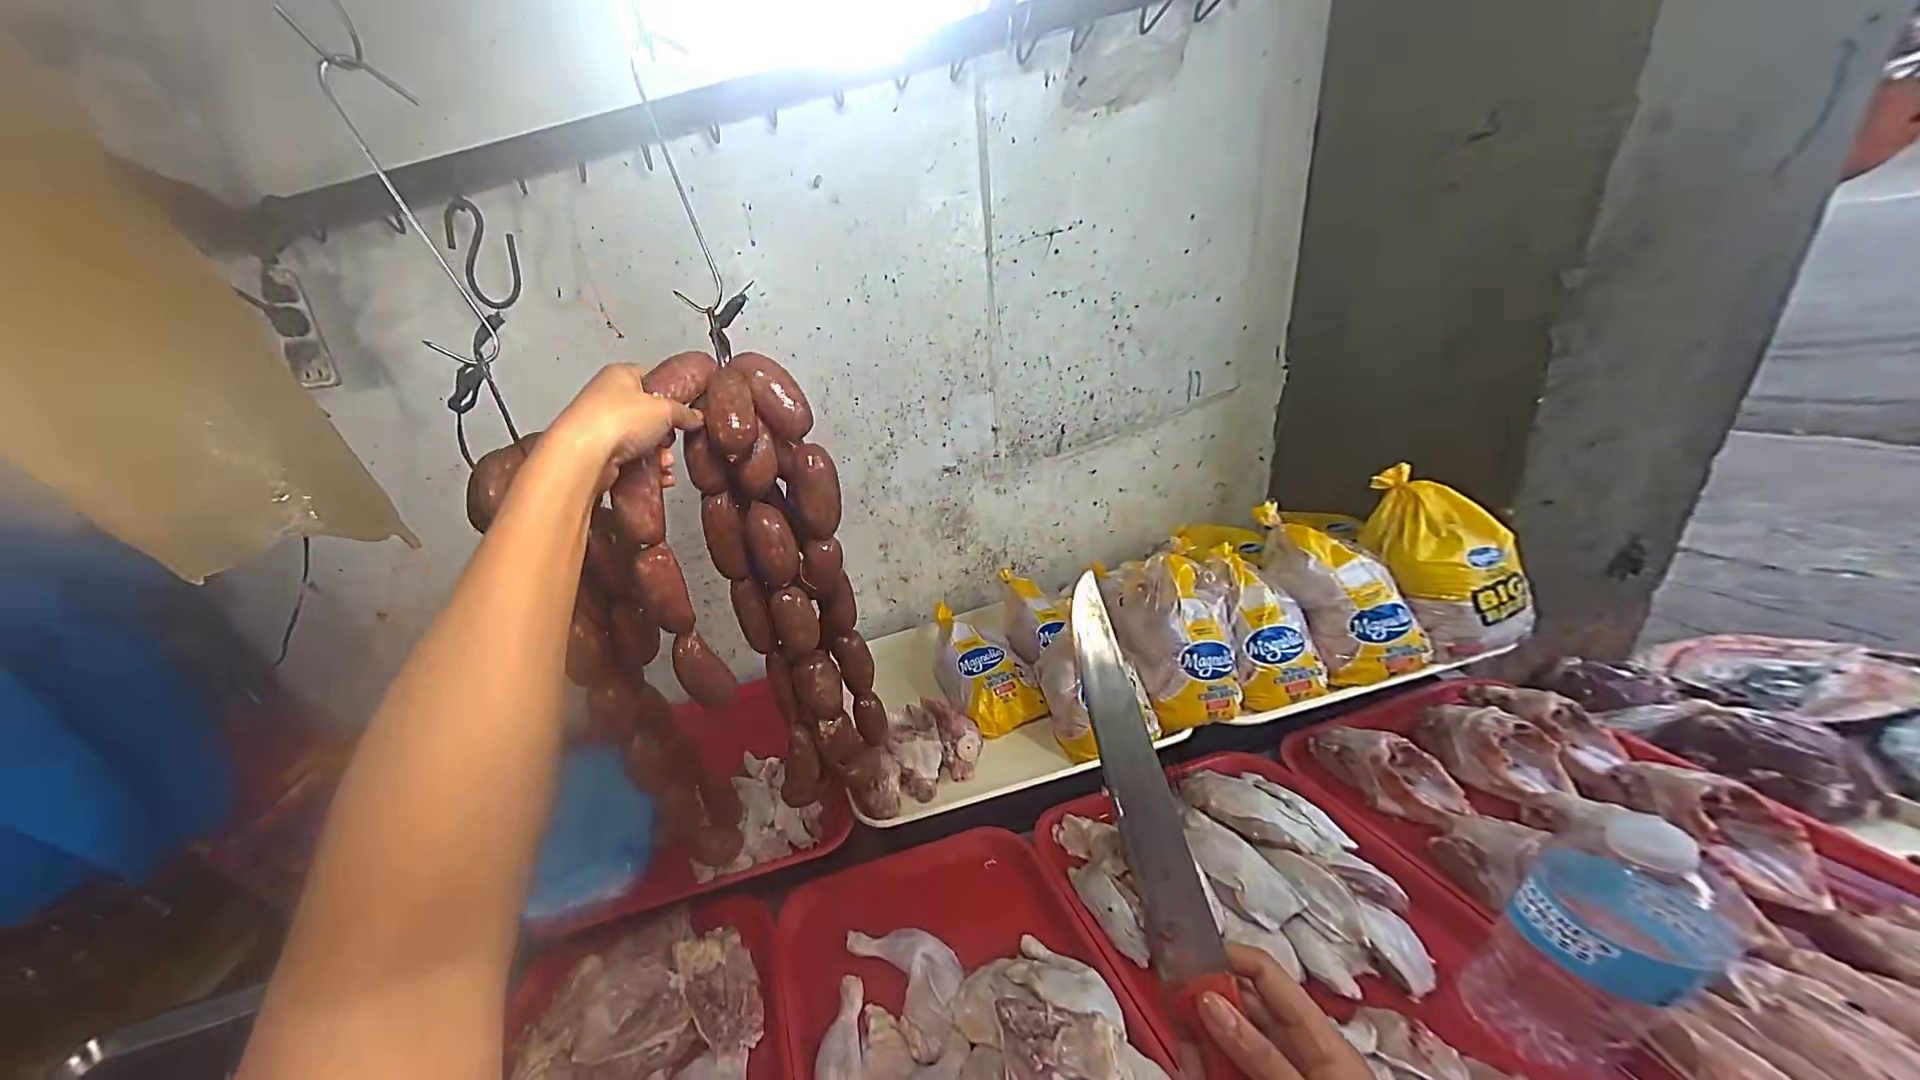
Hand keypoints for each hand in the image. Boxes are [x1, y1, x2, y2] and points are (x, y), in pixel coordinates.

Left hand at [546, 362, 703, 487]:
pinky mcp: (600, 452)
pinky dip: (648, 467)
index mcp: (620, 375)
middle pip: (650, 413)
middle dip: (666, 432)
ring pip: (643, 439)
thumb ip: (685, 412)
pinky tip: (658, 473)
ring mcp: (602, 425)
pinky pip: (633, 458)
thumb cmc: (615, 421)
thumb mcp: (665, 408)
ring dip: (660, 453)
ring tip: (664, 460)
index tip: (685, 407)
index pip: (653, 377)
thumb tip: (695, 417)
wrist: (584, 457)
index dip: (672, 394)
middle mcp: (607, 397)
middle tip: (670, 436)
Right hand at [1180, 945, 1371, 1079]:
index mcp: (1318, 1038)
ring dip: (1199, 1045)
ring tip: (1186, 1059)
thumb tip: (1209, 1000)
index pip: (1265, 973)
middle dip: (1202, 1005)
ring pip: (1226, 1041)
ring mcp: (1276, 1076)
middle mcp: (1295, 1051)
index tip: (1186, 958)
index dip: (1227, 956)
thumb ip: (1260, 1053)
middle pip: (1239, 1006)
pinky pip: (1226, 1073)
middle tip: (1173, 1011)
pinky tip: (1194, 1073)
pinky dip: (1206, 1071)